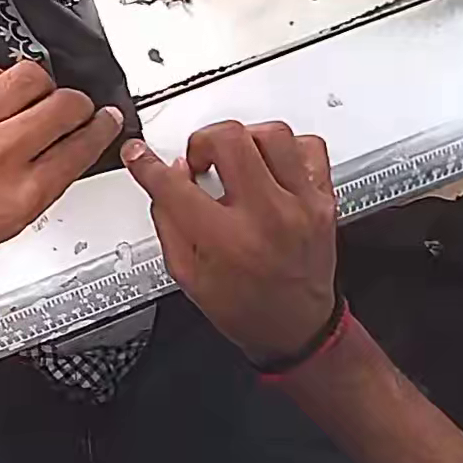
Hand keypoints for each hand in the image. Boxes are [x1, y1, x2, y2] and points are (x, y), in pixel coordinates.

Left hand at [0, 58, 122, 303]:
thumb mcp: (13, 220)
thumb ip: (51, 179)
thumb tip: (79, 141)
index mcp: (19, 194)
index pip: (80, 146)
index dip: (100, 127)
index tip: (104, 119)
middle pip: (62, 105)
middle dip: (76, 104)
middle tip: (70, 107)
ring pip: (28, 76)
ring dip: (38, 87)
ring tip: (27, 100)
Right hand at [122, 121, 338, 361]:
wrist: (295, 328)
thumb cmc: (243, 307)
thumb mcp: (186, 273)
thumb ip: (169, 221)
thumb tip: (167, 177)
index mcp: (225, 241)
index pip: (173, 184)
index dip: (146, 163)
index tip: (139, 154)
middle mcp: (266, 217)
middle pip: (228, 139)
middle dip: (201, 142)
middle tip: (198, 161)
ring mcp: (300, 205)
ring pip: (271, 134)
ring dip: (243, 141)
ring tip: (234, 161)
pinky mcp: (323, 201)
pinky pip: (310, 147)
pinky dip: (286, 148)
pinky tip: (270, 165)